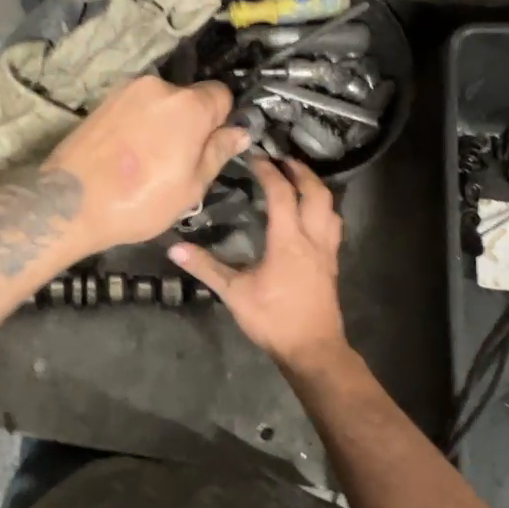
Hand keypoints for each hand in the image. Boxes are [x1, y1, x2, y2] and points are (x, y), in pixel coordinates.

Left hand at [46, 75, 250, 251]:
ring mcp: (126, 90)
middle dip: (191, 124)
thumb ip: (218, 153)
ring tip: (149, 163)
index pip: (222, 96)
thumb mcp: (190, 187)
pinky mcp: (102, 101)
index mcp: (188, 105)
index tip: (212, 148)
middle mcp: (158, 86)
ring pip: (161, 104)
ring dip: (163, 125)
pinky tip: (129, 156)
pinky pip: (136, 108)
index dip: (222, 122)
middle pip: (189, 99)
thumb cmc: (139, 201)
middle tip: (179, 162)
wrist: (69, 203)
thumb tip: (239, 132)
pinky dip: (139, 126)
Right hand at [169, 158, 347, 366]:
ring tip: (301, 181)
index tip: (256, 158)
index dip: (269, 172)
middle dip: (301, 171)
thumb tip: (175, 249)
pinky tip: (312, 216)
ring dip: (317, 189)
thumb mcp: (235, 294)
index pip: (282, 193)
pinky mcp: (332, 265)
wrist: (312, 349)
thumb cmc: (273, 320)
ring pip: (331, 208)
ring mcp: (327, 251)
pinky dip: (324, 210)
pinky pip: (333, 226)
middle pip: (316, 192)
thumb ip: (206, 268)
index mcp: (289, 240)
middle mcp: (313, 239)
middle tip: (284, 160)